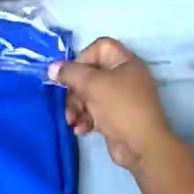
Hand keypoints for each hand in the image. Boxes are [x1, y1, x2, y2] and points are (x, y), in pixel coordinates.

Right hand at [51, 37, 181, 171]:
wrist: (141, 146)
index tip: (71, 75)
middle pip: (89, 75)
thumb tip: (52, 67)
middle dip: (74, 92)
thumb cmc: (120, 108)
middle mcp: (123, 77)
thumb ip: (70, 73)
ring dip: (76, 109)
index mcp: (124, 62)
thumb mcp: (93, 85)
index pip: (99, 47)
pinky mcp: (114, 118)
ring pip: (88, 96)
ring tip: (72, 122)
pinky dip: (85, 120)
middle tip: (69, 106)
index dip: (82, 58)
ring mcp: (119, 99)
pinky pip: (93, 112)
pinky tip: (81, 130)